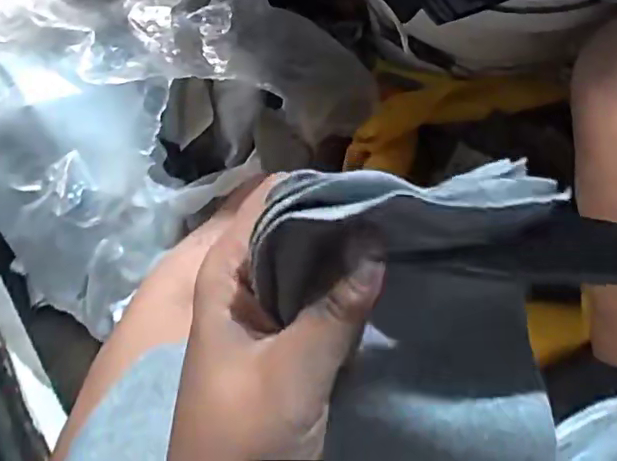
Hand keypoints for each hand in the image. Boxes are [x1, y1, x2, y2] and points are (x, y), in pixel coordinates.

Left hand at [168, 180, 385, 460]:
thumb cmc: (243, 435)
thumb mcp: (292, 373)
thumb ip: (335, 311)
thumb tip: (376, 243)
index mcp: (226, 268)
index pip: (268, 201)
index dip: (311, 185)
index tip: (362, 181)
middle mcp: (242, 275)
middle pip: (289, 224)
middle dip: (333, 215)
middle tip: (386, 204)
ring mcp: (264, 305)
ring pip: (305, 258)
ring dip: (341, 247)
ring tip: (389, 226)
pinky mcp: (286, 334)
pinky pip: (315, 291)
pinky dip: (341, 281)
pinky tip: (376, 269)